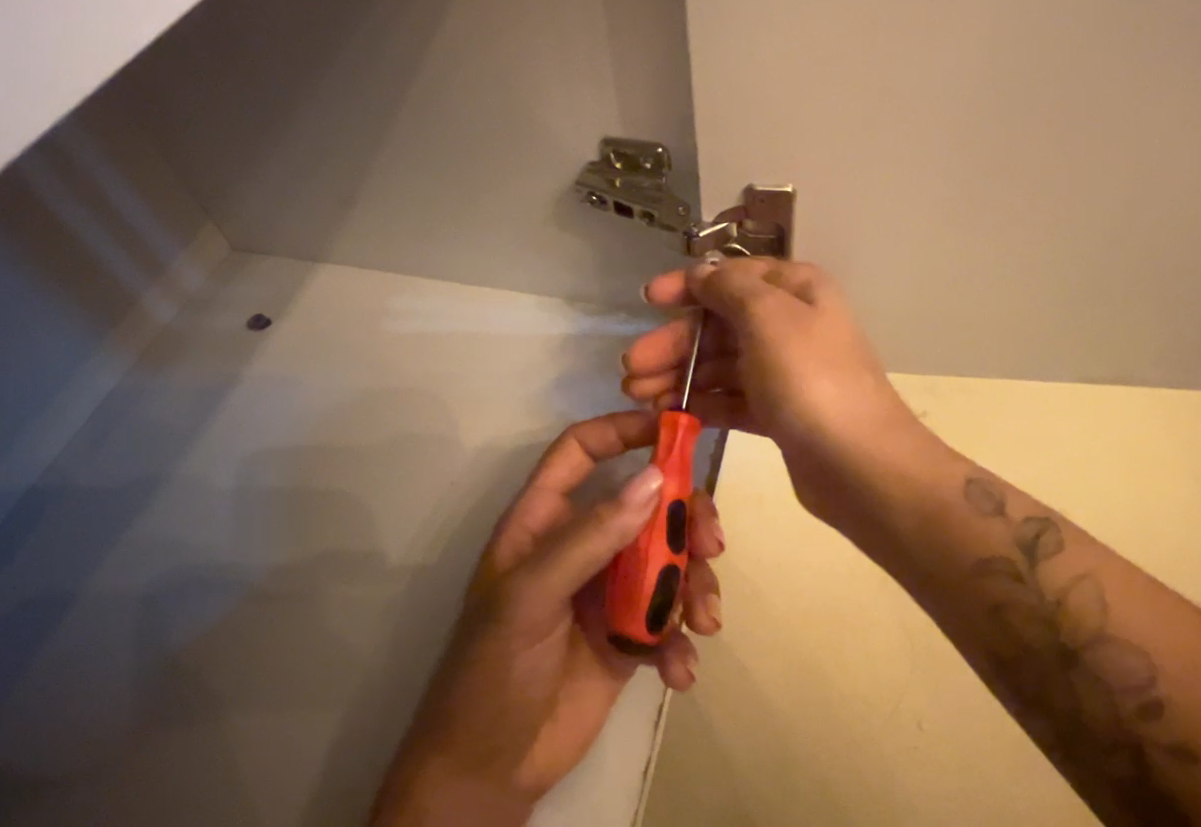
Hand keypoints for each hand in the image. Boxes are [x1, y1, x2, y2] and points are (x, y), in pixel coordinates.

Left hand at [372, 412, 723, 826]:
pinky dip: (684, 641)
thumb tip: (656, 477)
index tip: (676, 431)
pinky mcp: (631, 637)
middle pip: (649, 505)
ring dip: (696, 587)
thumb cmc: (492, 670)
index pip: (582, 451)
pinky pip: (672, 620)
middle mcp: (583, 546)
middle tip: (712, 547)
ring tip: (704, 624)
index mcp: (545, 522)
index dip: (624, 431)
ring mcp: (609, 591)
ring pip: (671, 561)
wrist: (488, 769)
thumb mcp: (532, 595)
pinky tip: (679, 671)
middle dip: (688, 521)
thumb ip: (592, 536)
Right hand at [622, 259, 931, 517]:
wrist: (858, 463)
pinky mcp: (779, 412)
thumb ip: (728, 288)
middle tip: (632, 369)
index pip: (733, 276)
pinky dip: (700, 402)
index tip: (647, 300)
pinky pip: (731, 398)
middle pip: (720, 324)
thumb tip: (701, 273)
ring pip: (721, 363)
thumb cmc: (810, 378)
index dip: (688, 285)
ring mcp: (785, 371)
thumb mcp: (767, 316)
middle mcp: (792, 323)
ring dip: (679, 375)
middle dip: (674, 342)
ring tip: (639, 397)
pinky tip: (668, 415)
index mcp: (796, 289)